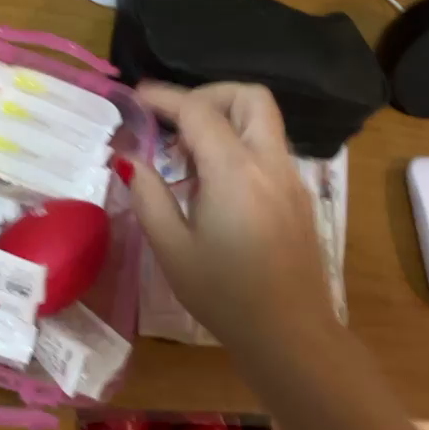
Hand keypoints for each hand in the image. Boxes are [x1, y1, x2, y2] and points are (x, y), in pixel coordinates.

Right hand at [123, 82, 330, 349]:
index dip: (164, 97)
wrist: (291, 334)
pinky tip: (213, 183)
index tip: (137, 96)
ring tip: (187, 157)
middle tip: (174, 119)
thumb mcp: (173, 249)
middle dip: (209, 95)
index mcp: (235, 172)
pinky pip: (268, 149)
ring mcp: (291, 178)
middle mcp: (270, 164)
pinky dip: (239, 143)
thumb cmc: (224, 296)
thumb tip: (129, 159)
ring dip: (225, 119)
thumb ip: (148, 196)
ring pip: (263, 121)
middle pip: (250, 98)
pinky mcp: (298, 196)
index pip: (199, 112)